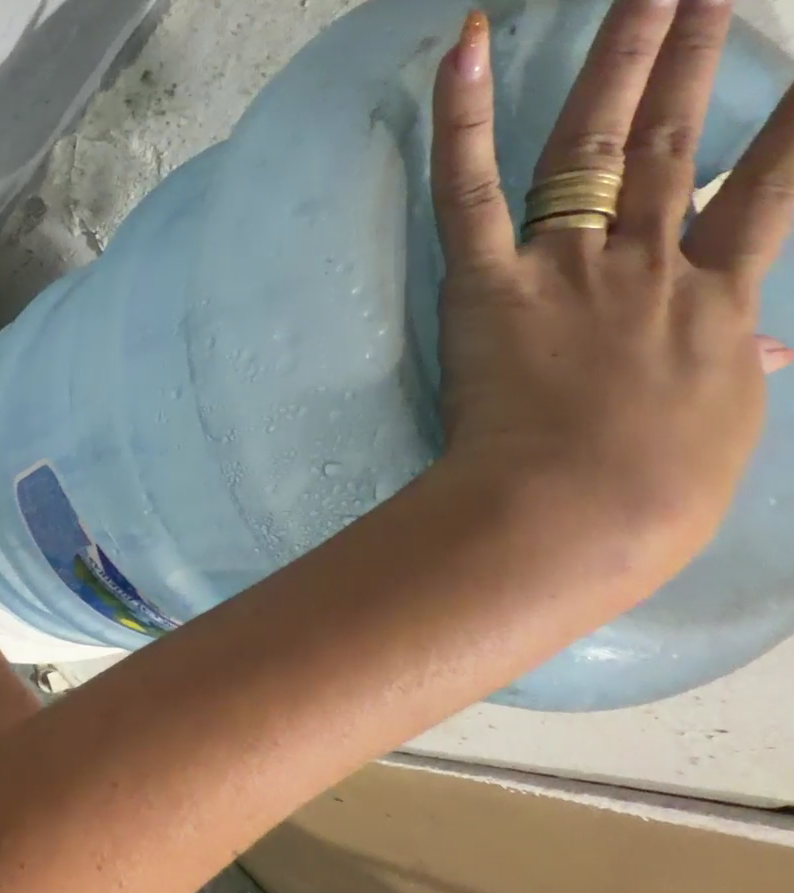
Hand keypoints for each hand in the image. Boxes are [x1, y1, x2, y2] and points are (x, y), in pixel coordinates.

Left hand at [430, 1, 793, 584]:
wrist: (578, 513)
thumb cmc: (650, 493)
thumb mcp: (717, 426)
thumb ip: (735, 371)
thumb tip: (769, 352)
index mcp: (719, 297)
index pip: (774, 180)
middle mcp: (650, 263)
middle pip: (676, 141)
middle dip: (697, 55)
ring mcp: (568, 269)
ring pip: (596, 147)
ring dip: (623, 58)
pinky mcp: (488, 286)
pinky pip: (470, 194)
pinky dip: (461, 125)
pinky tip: (465, 48)